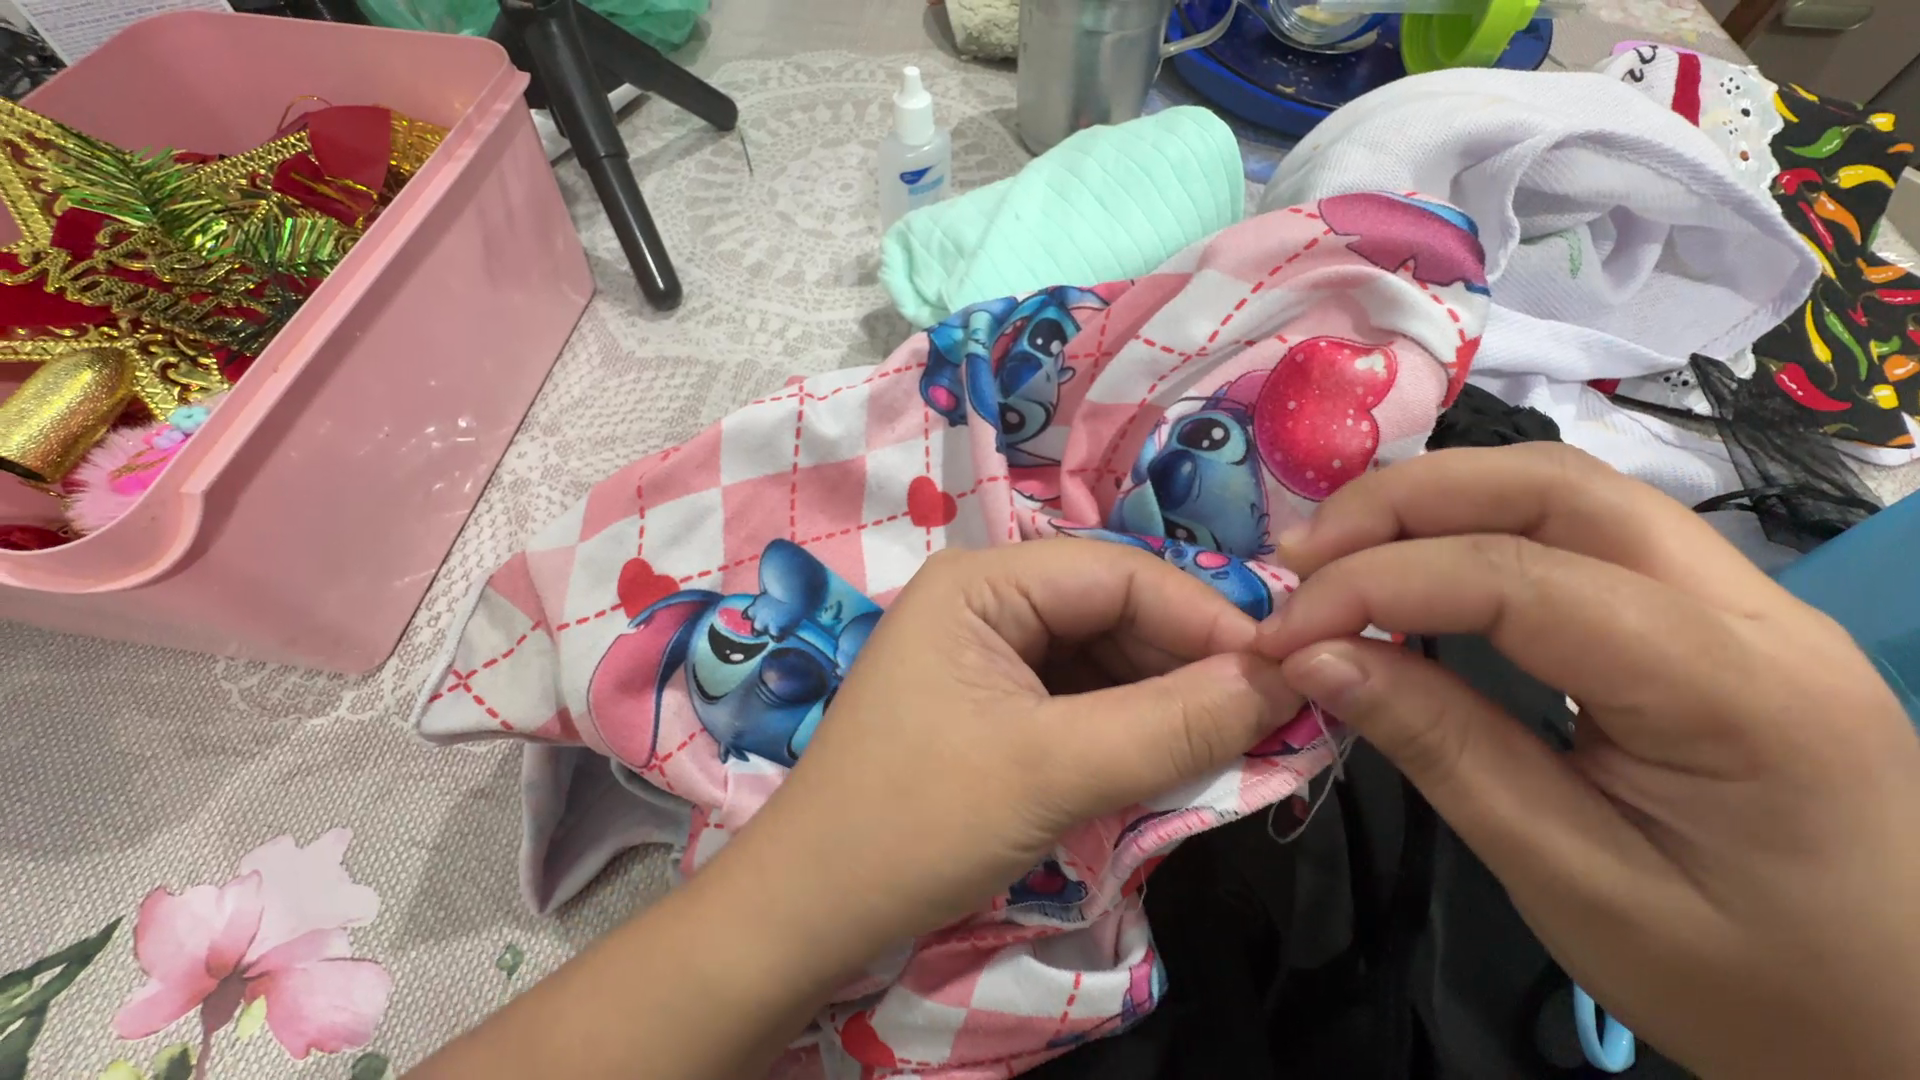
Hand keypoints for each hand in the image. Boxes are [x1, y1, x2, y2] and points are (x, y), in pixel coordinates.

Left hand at [411, 540, 1301, 1079]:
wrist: (810, 912)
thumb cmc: (917, 824)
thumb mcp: (1055, 771)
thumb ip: (1175, 724)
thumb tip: (1286, 681)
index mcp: (982, 581)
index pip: (1121, 574)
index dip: (1209, 617)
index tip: (1288, 674)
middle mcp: (983, 600)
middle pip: (1114, 611)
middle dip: (1189, 662)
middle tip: (1270, 718)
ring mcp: (985, 653)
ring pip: (1102, 657)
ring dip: (1164, 697)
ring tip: (1229, 741)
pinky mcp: (990, 704)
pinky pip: (1078, 697)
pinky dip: (1128, 724)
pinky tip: (1168, 755)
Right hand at [1255, 444, 1919, 1077]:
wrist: (1913, 1028)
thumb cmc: (1743, 981)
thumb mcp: (1566, 876)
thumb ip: (1438, 746)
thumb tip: (1314, 656)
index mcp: (1736, 690)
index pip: (1522, 580)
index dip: (1379, 586)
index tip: (1284, 632)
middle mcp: (1754, 609)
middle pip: (1556, 486)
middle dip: (1404, 502)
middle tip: (1303, 557)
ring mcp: (1742, 600)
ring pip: (1567, 489)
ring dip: (1436, 502)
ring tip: (1341, 554)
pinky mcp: (1712, 614)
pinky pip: (1579, 531)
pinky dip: (1474, 528)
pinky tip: (1417, 568)